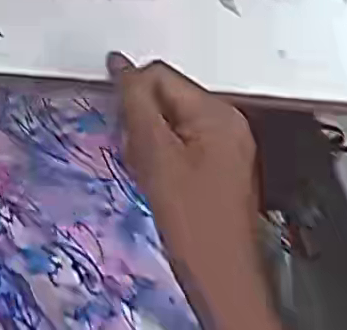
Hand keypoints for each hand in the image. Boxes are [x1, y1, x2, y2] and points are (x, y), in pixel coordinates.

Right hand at [111, 53, 278, 329]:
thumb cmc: (192, 221)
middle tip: (136, 153)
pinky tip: (158, 180)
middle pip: (165, 96)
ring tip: (147, 171)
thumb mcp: (154, 152)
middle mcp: (227, 122)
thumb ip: (135, 101)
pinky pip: (182, 142)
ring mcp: (227, 145)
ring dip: (149, 139)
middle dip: (142, 121)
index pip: (159, 75)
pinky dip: (163, 155)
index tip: (119, 123)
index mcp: (217, 112)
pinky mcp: (220, 166)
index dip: (131, 95)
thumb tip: (120, 65)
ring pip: (170, 121)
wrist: (221, 282)